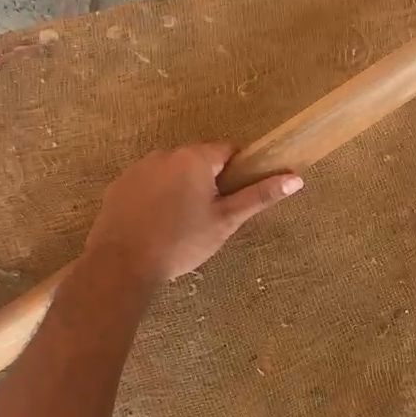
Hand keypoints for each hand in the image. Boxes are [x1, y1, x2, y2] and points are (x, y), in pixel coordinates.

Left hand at [84, 144, 302, 282]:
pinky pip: (149, 184)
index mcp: (195, 158)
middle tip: (212, 216)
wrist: (120, 264)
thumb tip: (296, 178)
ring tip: (183, 224)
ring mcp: (138, 168)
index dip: (238, 173)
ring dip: (182, 189)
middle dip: (209, 182)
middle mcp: (165, 154)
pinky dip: (158, 198)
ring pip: (173, 173)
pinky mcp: (118, 186)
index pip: (229, 151)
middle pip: (200, 161)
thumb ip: (260, 196)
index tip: (236, 198)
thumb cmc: (182, 241)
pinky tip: (158, 225)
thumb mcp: (227, 221)